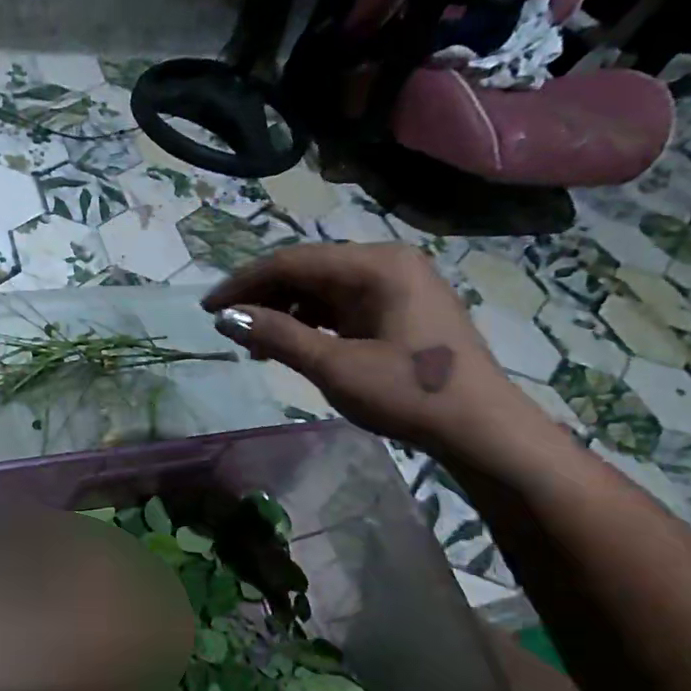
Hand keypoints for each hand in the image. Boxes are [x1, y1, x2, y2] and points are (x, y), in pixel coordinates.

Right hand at [202, 243, 549, 462]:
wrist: (482, 429)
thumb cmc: (409, 395)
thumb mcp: (335, 367)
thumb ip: (278, 336)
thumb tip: (227, 317)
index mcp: (376, 265)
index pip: (293, 261)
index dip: (245, 283)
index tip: (209, 309)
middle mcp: (387, 262)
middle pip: (308, 269)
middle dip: (264, 296)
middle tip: (228, 326)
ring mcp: (398, 284)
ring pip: (323, 287)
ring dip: (285, 310)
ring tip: (256, 344)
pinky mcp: (400, 308)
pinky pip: (343, 303)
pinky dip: (312, 321)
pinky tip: (293, 344)